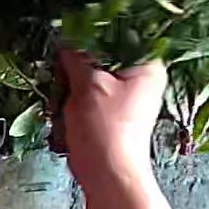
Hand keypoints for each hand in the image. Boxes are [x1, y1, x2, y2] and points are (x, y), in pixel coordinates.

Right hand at [57, 47, 166, 186]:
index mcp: (147, 66)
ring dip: (70, 87)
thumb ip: (76, 59)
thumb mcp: (88, 85)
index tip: (69, 36)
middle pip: (102, 58)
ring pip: (90, 79)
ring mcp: (126, 98)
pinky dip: (73, 102)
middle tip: (61, 72)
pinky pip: (87, 98)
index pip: (120, 35)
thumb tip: (65, 44)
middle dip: (76, 66)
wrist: (107, 173)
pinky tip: (63, 111)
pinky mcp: (110, 114)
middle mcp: (141, 79)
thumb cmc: (106, 129)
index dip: (92, 34)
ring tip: (62, 99)